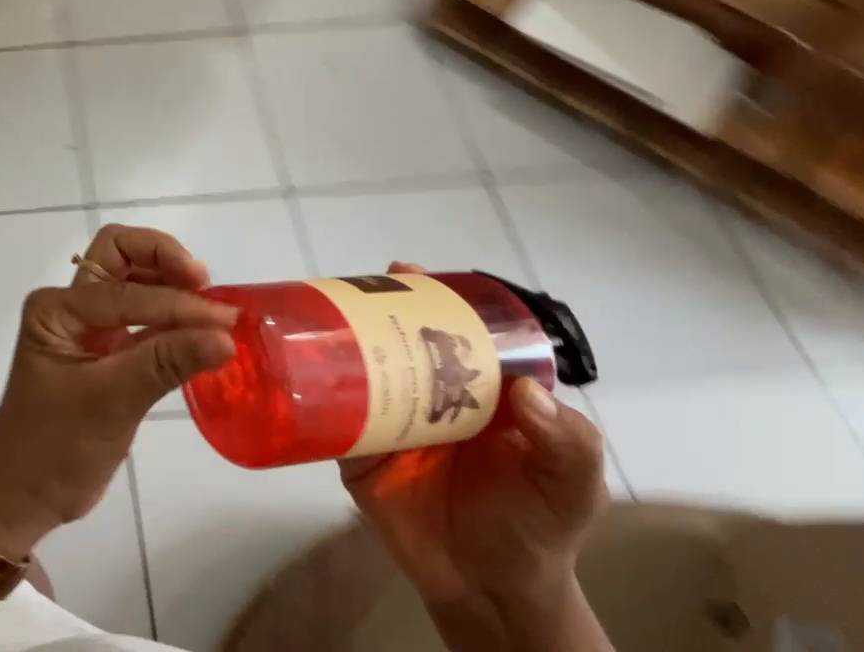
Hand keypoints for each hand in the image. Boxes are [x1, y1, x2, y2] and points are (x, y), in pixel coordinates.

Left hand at [0, 225, 231, 555]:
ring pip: (134, 281)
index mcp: (56, 308)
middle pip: (120, 255)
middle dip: (164, 258)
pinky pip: (145, 320)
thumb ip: (164, 364)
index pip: (123, 290)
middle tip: (205, 284)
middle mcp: (70, 307)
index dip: (175, 303)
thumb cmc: (53, 447)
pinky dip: (174, 319)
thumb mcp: (108, 403)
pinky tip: (204, 334)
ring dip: (172, 284)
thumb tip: (226, 337)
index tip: (225, 322)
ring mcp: (89, 328)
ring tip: (212, 308)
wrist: (25, 496)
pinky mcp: (109, 353)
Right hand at [341, 264, 607, 611]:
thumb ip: (567, 444)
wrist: (485, 590)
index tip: (408, 272)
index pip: (449, 333)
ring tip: (315, 315)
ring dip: (335, 339)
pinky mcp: (354, 451)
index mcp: (475, 392)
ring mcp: (386, 422)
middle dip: (372, 307)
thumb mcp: (571, 488)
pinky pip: (329, 416)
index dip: (430, 299)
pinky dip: (310, 393)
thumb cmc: (535, 529)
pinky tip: (293, 370)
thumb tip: (527, 392)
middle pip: (395, 341)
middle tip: (351, 285)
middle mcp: (426, 396)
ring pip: (358, 369)